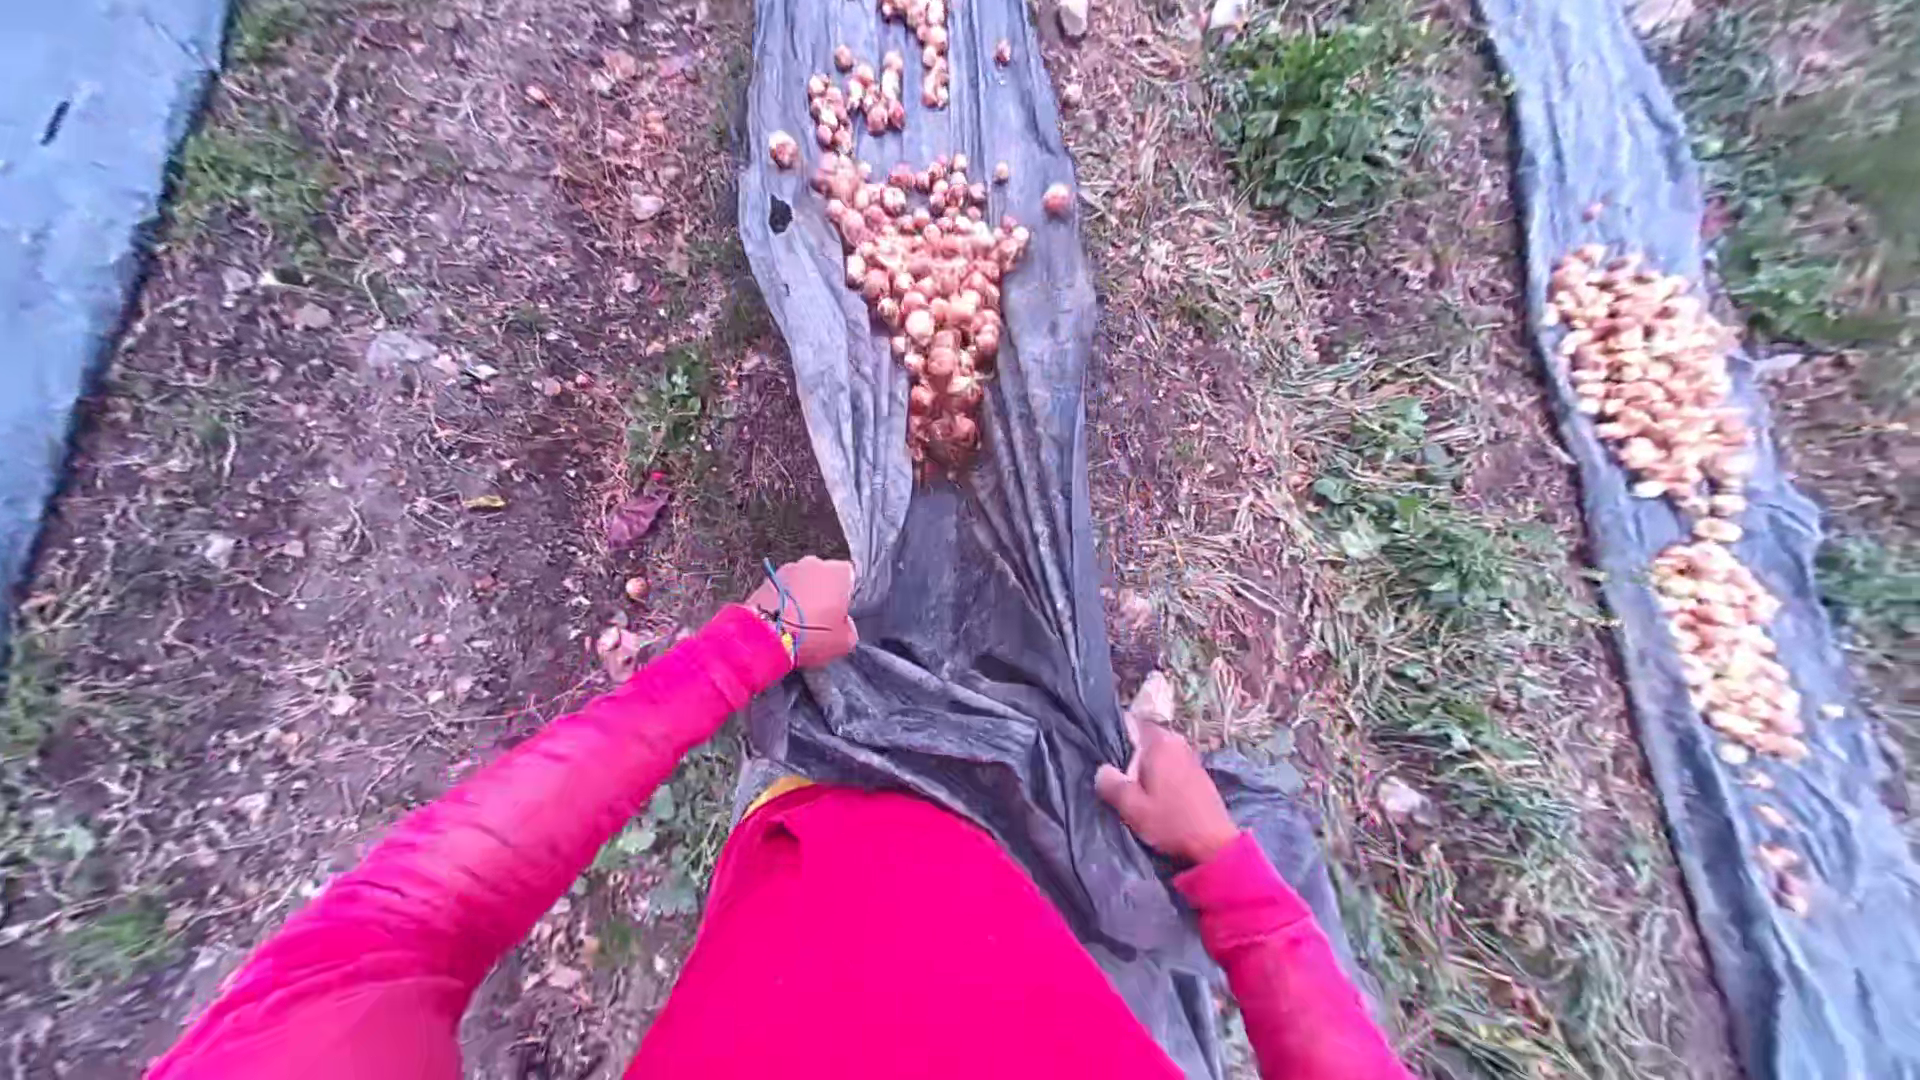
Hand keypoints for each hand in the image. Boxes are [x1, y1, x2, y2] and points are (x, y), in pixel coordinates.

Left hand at [745, 556, 857, 668]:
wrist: (766, 637)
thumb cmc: (811, 635)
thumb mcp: (844, 642)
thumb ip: (849, 628)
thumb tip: (843, 624)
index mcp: (840, 572)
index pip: (850, 579)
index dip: (845, 598)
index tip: (840, 614)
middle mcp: (815, 563)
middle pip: (824, 577)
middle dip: (822, 594)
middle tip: (819, 619)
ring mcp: (788, 569)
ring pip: (801, 582)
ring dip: (801, 596)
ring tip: (797, 622)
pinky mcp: (765, 579)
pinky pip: (782, 590)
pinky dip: (783, 601)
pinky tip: (782, 620)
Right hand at [1096, 675, 1238, 864]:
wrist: (1216, 845)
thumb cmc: (1171, 821)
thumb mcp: (1132, 807)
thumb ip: (1111, 784)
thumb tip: (1102, 770)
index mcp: (1159, 742)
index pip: (1131, 722)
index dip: (1116, 734)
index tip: (1106, 752)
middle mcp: (1176, 742)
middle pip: (1144, 738)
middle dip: (1131, 753)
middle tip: (1119, 775)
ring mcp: (1190, 756)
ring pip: (1159, 751)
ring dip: (1147, 765)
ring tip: (1136, 787)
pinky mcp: (1199, 772)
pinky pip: (1172, 763)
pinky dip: (1161, 772)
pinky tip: (1157, 793)